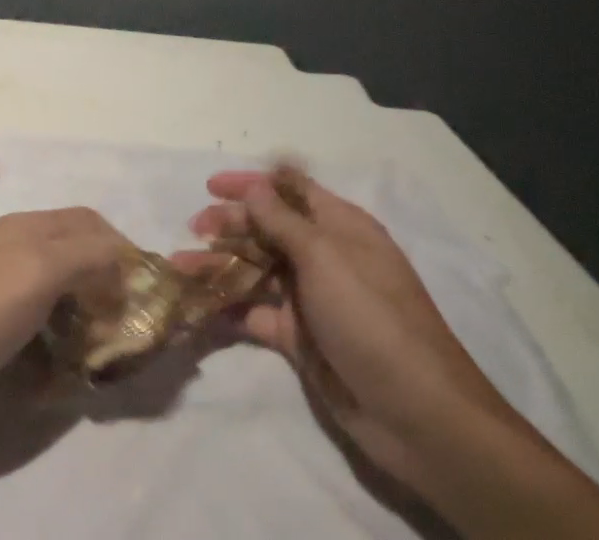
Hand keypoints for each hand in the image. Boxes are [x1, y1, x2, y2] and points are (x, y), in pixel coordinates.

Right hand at [177, 169, 525, 497]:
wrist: (417, 413)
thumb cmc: (373, 320)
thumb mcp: (326, 259)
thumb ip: (283, 221)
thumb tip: (254, 186)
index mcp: (342, 229)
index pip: (292, 190)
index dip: (253, 184)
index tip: (210, 186)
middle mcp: (326, 258)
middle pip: (269, 229)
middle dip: (230, 224)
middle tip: (194, 230)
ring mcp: (313, 300)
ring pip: (257, 270)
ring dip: (220, 265)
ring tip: (181, 268)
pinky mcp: (300, 339)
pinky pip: (255, 314)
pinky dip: (227, 308)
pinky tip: (198, 306)